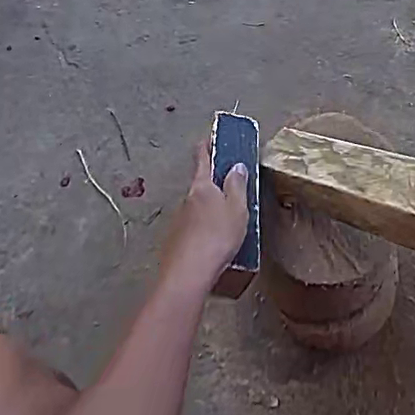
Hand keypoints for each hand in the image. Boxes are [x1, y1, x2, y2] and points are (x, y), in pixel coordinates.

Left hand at [160, 138, 250, 290]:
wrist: (188, 275)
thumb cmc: (217, 236)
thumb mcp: (237, 208)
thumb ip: (237, 185)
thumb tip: (236, 166)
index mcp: (202, 187)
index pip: (202, 160)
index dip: (205, 147)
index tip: (206, 139)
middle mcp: (187, 200)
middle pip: (200, 186)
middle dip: (213, 185)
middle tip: (230, 188)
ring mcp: (179, 221)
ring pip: (197, 209)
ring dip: (209, 210)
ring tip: (227, 221)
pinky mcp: (176, 242)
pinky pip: (193, 228)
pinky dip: (204, 229)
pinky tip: (214, 242)